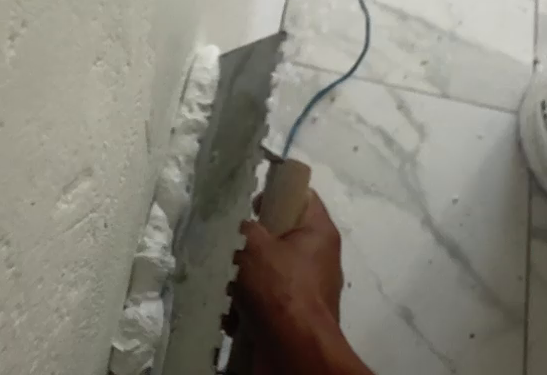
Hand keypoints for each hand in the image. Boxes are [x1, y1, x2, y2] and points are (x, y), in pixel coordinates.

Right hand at [235, 189, 343, 322]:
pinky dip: (247, 304)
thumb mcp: (252, 243)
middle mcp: (319, 257)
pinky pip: (267, 298)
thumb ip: (243, 224)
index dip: (275, 191)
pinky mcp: (295, 316)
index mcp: (319, 231)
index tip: (252, 204)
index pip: (301, 193)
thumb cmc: (279, 289)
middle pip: (280, 234)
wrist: (295, 355)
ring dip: (243, 276)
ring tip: (227, 282)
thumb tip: (239, 226)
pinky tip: (232, 312)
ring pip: (268, 268)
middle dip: (250, 241)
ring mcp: (308, 289)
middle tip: (232, 244)